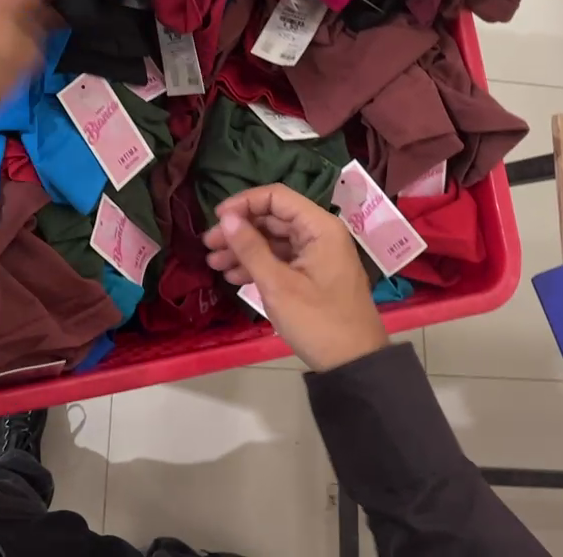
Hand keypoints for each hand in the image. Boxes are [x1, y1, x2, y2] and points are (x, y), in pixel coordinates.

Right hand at [202, 184, 387, 371]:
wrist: (354, 365)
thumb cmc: (318, 322)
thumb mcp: (278, 285)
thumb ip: (250, 248)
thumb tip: (226, 218)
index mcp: (319, 227)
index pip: (276, 197)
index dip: (244, 203)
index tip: (217, 219)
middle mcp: (320, 233)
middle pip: (273, 218)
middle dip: (239, 230)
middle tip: (208, 246)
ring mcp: (318, 254)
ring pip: (274, 239)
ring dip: (244, 249)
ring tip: (214, 263)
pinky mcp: (314, 273)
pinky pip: (281, 258)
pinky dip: (258, 264)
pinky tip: (234, 277)